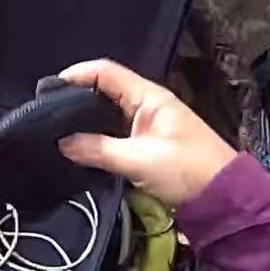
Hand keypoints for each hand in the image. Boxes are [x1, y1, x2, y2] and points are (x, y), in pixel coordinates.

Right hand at [58, 59, 236, 206]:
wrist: (223, 198)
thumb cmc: (187, 171)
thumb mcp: (140, 160)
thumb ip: (98, 150)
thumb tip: (62, 143)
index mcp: (148, 97)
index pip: (105, 72)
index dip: (76, 75)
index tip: (49, 90)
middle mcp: (145, 104)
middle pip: (103, 89)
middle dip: (75, 97)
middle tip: (47, 112)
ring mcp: (145, 124)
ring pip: (107, 112)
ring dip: (84, 118)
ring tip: (56, 128)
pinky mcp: (145, 143)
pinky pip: (113, 131)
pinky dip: (95, 135)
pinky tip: (79, 146)